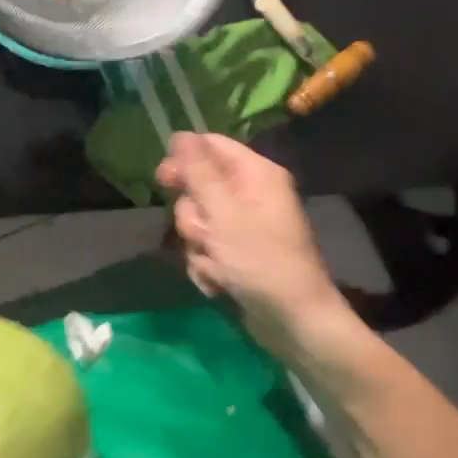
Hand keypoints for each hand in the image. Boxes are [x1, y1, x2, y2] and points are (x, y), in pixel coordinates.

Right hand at [157, 132, 346, 352]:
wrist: (294, 322)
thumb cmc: (262, 261)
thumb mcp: (224, 213)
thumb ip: (199, 173)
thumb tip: (181, 134)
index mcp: (257, 174)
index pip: (212, 147)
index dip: (185, 160)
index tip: (164, 180)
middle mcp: (250, 194)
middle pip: (198, 188)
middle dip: (193, 217)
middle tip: (204, 235)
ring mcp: (243, 227)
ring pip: (198, 222)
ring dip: (199, 247)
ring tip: (219, 267)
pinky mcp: (237, 255)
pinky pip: (205, 249)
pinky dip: (207, 267)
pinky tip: (219, 284)